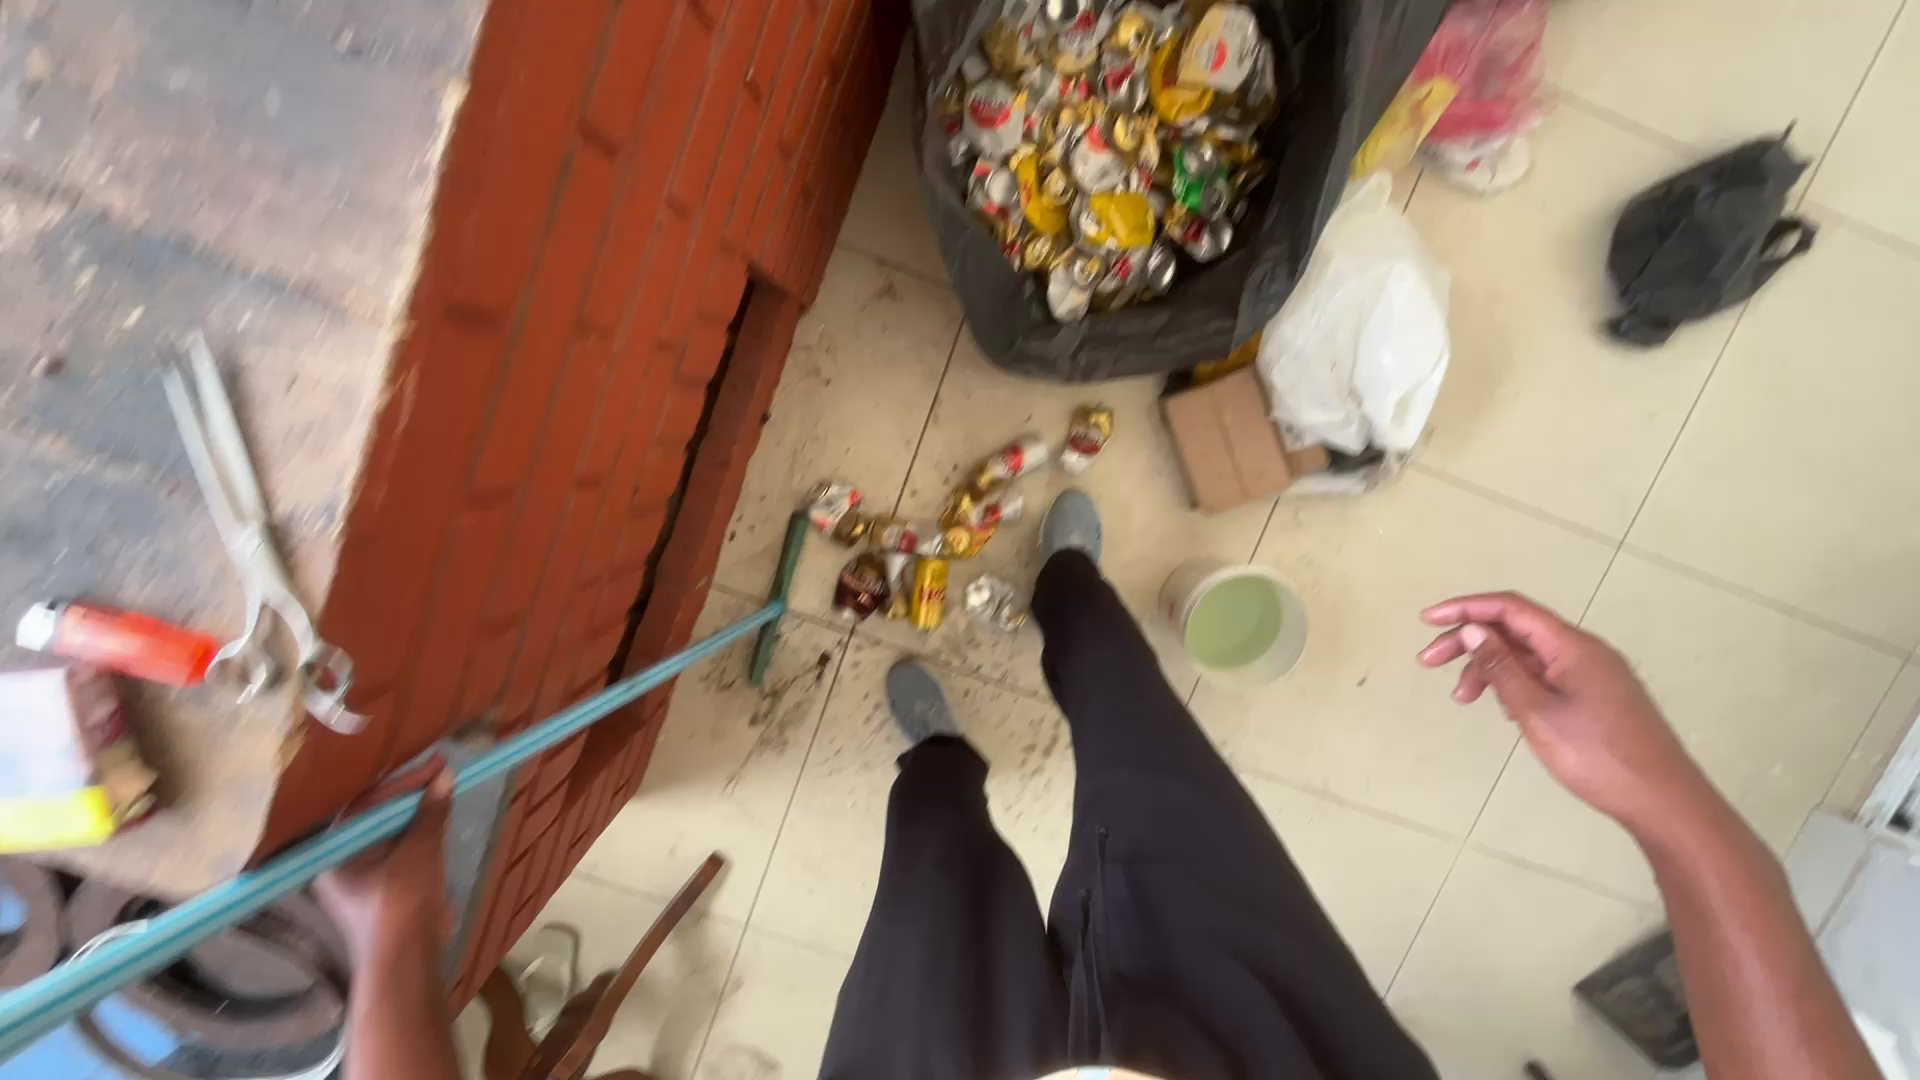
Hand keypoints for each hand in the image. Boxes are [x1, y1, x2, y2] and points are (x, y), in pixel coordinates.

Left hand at [313, 757, 454, 962]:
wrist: (408, 957)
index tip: (435, 763)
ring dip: (419, 808)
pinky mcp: (390, 882)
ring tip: (446, 785)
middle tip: (443, 770)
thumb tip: (444, 777)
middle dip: (410, 792)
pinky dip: (423, 828)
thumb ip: (430, 813)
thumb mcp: (419, 851)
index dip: (401, 781)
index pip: (365, 805)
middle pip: (377, 815)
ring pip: (393, 829)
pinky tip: (442, 813)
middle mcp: (345, 861)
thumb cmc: (401, 902)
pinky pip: (404, 845)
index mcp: (335, 855)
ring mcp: (368, 873)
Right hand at [1415, 592, 1704, 829]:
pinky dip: (1510, 682)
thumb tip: (1471, 630)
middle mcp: (1582, 651)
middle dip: (1467, 640)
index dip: (1465, 608)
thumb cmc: (1595, 756)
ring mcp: (1589, 673)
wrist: (1664, 803)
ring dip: (1486, 666)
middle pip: (1513, 629)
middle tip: (1428, 662)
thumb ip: (1501, 667)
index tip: (1426, 620)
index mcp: (1572, 647)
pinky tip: (1500, 706)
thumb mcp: (1535, 711)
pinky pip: (1540, 673)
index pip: (1510, 609)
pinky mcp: (1592, 694)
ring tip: (1462, 698)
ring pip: (1524, 654)